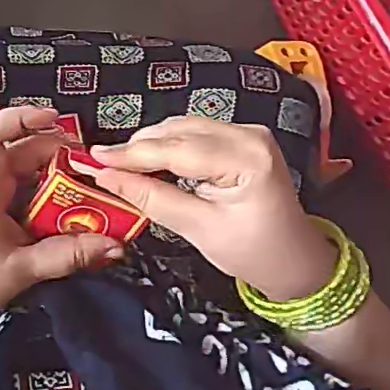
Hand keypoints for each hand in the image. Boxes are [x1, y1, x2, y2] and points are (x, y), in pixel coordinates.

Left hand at [0, 106, 123, 330]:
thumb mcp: (19, 270)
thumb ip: (67, 255)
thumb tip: (113, 244)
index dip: (20, 117)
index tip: (53, 118)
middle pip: (20, 150)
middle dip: (56, 151)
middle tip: (90, 166)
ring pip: (24, 171)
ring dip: (54, 174)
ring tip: (86, 186)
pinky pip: (22, 192)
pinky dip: (46, 195)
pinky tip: (68, 209)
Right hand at [92, 117, 338, 299]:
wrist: (296, 261)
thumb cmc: (254, 252)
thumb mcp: (199, 230)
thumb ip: (151, 198)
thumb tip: (106, 177)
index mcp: (247, 158)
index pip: (177, 149)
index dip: (131, 153)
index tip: (93, 158)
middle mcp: (249, 134)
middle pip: (178, 132)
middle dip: (138, 147)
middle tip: (101, 163)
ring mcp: (247, 131)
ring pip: (183, 128)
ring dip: (150, 144)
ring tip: (119, 163)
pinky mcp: (241, 137)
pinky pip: (194, 133)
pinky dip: (167, 146)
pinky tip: (147, 160)